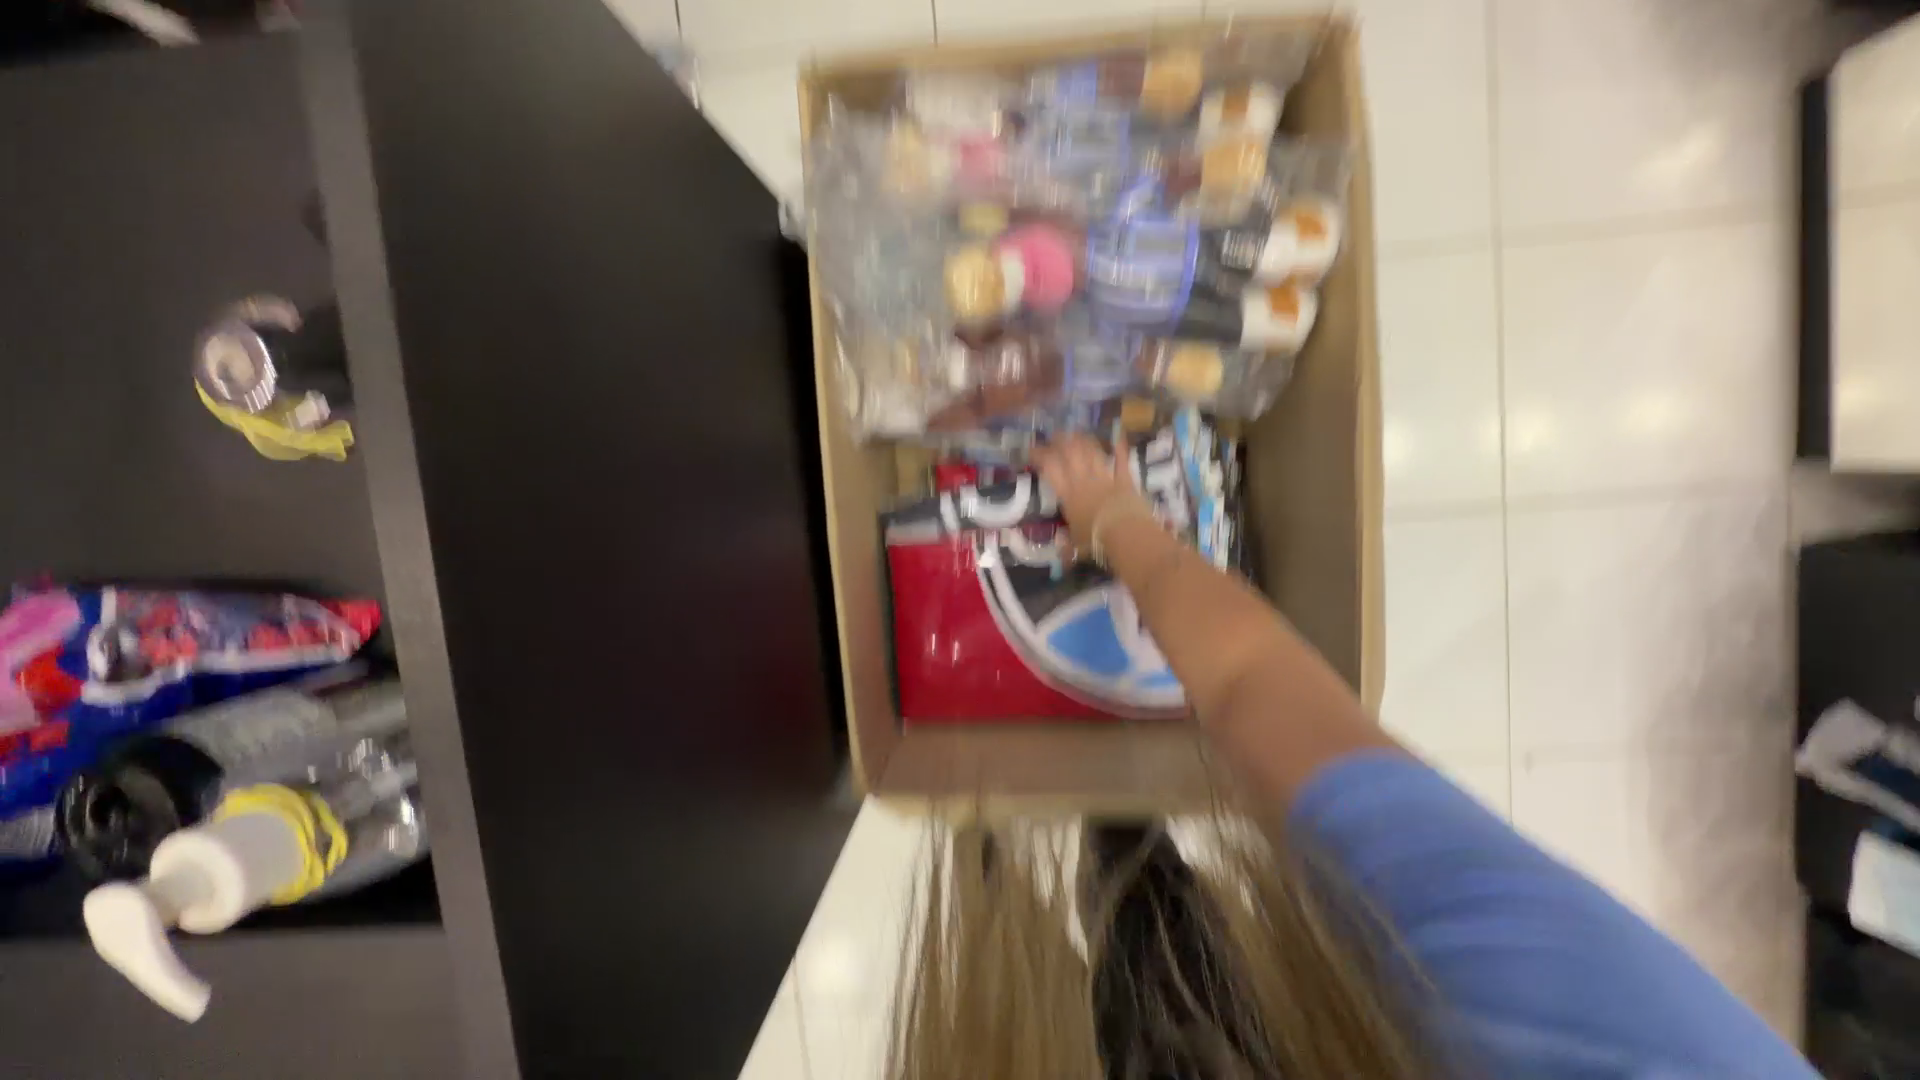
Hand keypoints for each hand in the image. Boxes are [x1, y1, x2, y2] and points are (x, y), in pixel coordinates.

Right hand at [1031, 435, 1157, 553]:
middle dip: (1061, 441)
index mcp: (1068, 495)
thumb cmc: (1095, 540)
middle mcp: (1084, 481)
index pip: (1050, 469)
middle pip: (1070, 453)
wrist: (1125, 533)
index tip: (1032, 450)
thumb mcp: (1077, 547)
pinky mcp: (1125, 480)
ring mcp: (1105, 477)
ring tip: (1078, 434)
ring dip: (1084, 441)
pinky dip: (1120, 448)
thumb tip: (1062, 554)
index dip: (1040, 456)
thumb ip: (1068, 547)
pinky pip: (1122, 460)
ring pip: (1092, 452)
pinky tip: (1118, 436)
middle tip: (1056, 435)